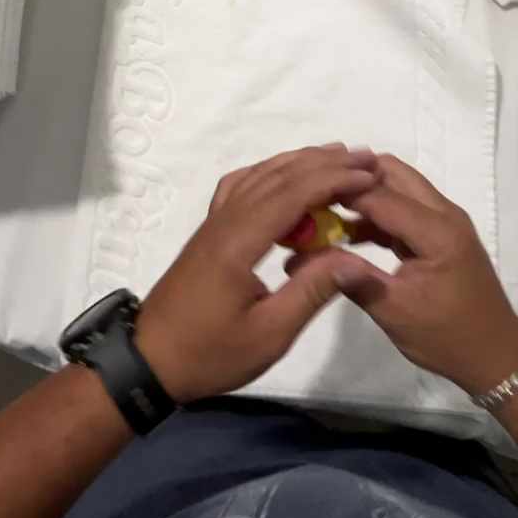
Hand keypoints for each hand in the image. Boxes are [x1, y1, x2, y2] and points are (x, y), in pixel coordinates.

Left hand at [133, 144, 379, 402]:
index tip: (368, 175)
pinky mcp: (210, 230)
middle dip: (323, 162)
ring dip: (298, 162)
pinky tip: (285, 177)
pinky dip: (269, 172)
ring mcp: (214, 222)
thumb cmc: (210, 353)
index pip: (292, 194)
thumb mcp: (269, 334)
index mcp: (239, 241)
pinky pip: (241, 186)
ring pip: (259, 175)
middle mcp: (225, 220)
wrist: (149, 360)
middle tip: (365, 156)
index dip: (332, 179)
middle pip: (278, 176)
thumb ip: (311, 291)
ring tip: (336, 156)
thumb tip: (355, 259)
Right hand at [296, 154, 517, 395]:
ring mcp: (445, 220)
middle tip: (314, 196)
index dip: (341, 193)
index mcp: (438, 232)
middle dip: (353, 179)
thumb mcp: (394, 313)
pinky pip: (404, 206)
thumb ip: (352, 278)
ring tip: (323, 210)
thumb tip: (302, 259)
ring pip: (399, 185)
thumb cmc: (448, 338)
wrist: (496, 358)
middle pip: (393, 173)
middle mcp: (445, 214)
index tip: (302, 198)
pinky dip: (376, 211)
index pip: (381, 195)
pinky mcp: (439, 232)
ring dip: (364, 192)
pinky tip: (345, 230)